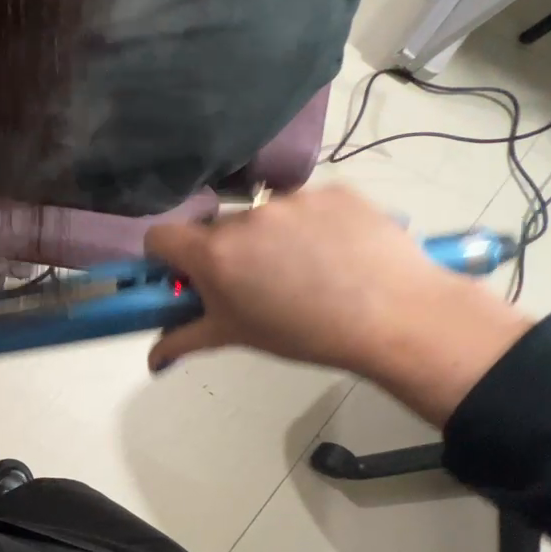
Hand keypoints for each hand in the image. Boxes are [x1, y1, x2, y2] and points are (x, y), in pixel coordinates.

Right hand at [144, 187, 533, 425]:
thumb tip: (151, 361)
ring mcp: (292, 200)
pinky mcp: (334, 190)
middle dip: (225, 252)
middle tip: (254, 283)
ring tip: (304, 270)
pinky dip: (311, 225)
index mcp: (213, 254)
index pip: (159, 237)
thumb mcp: (236, 338)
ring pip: (262, 218)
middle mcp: (245, 218)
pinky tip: (334, 253)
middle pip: (215, 230)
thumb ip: (183, 340)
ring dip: (269, 238)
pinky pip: (306, 205)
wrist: (399, 317)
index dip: (166, 256)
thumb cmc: (304, 333)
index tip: (186, 275)